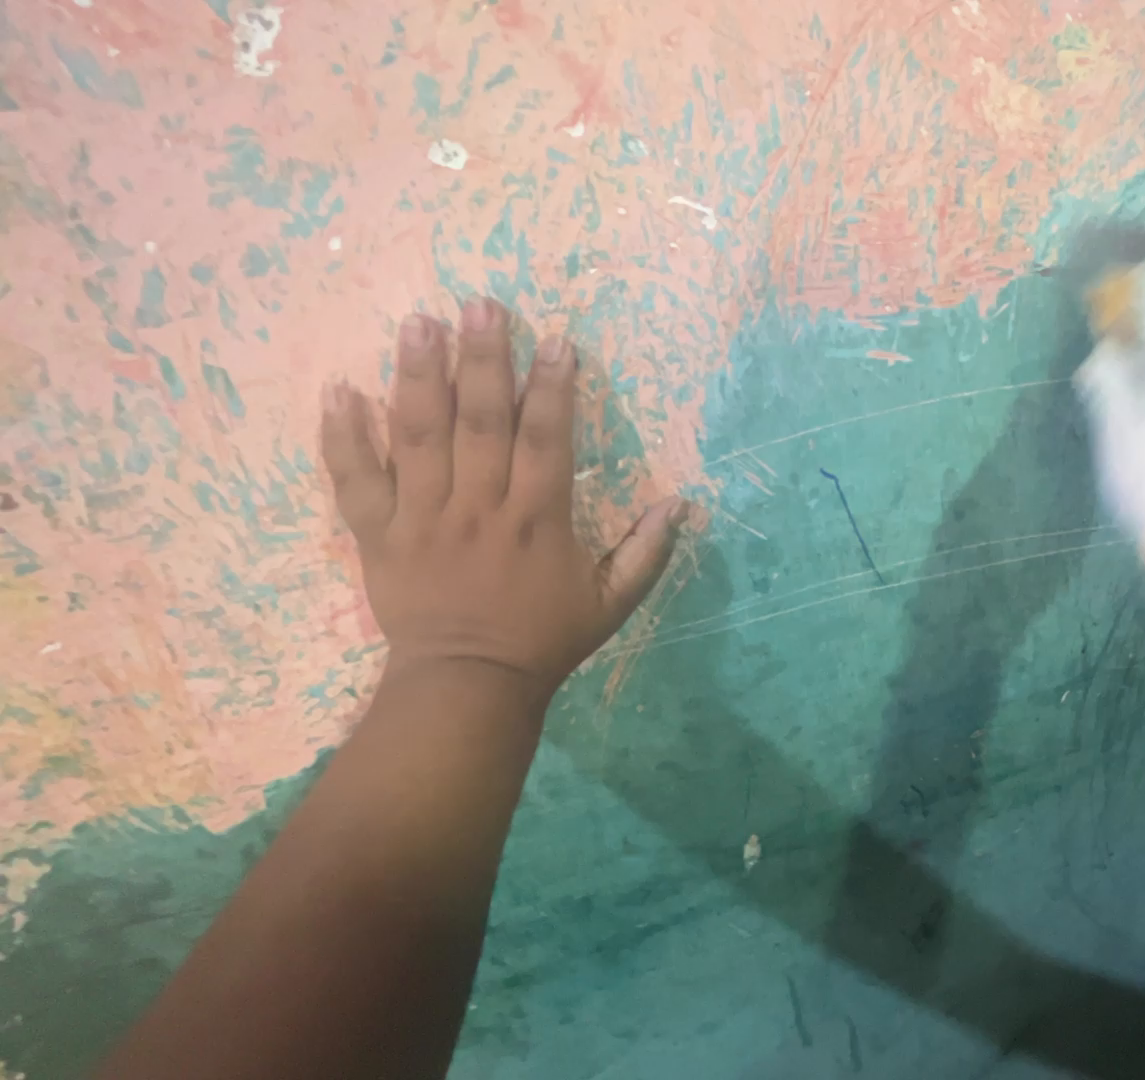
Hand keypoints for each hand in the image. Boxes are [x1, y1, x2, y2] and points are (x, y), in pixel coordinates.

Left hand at [320, 297, 685, 697]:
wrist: (470, 683)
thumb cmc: (548, 637)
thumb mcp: (614, 600)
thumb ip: (648, 551)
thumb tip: (681, 503)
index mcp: (537, 520)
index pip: (547, 440)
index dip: (553, 388)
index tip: (556, 341)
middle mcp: (478, 508)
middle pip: (480, 422)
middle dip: (483, 360)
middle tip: (481, 306)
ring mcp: (422, 519)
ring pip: (417, 438)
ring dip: (418, 377)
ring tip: (418, 323)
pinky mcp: (379, 536)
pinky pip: (355, 481)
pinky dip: (343, 436)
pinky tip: (340, 389)